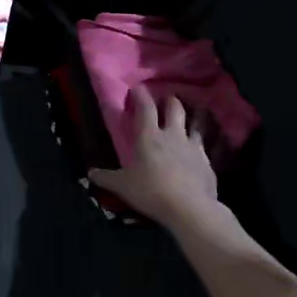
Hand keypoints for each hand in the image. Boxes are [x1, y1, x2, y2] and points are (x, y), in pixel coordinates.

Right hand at [89, 86, 221, 229]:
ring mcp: (193, 146)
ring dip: (191, 117)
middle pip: (174, 107)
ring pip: (194, 123)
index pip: (145, 107)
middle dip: (169, 100)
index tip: (136, 88)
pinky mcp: (207, 161)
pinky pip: (203, 146)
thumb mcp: (122, 186)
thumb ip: (105, 178)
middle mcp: (173, 135)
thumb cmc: (151, 191)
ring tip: (188, 119)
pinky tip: (197, 151)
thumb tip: (89, 173)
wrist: (189, 208)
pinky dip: (199, 144)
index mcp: (149, 136)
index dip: (140, 95)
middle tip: (165, 101)